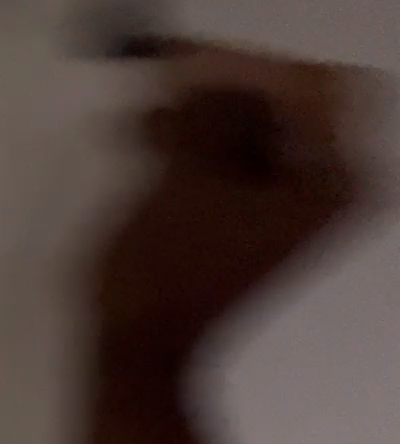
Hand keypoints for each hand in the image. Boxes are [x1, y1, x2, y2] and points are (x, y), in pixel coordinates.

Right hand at [93, 41, 388, 334]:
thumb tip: (199, 78)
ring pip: (257, 142)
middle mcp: (329, 191)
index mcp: (335, 178)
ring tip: (145, 117)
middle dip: (227, 92)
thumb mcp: (181, 189)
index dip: (248, 66)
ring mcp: (286, 216)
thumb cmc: (158, 277)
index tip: (182, 61)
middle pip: (292, 111)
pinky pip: (232, 174)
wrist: (134, 355)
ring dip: (204, 122)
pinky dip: (195, 155)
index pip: (313, 87)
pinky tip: (152, 149)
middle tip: (165, 83)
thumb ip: (203, 124)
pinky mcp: (243, 233)